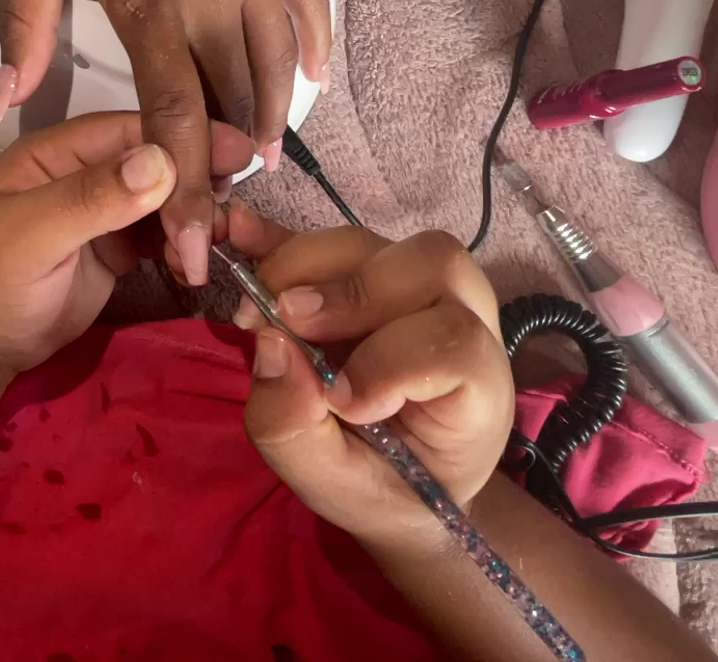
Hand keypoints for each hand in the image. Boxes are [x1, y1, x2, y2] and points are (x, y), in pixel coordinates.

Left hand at [0, 0, 331, 289]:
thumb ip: (22, 26)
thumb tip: (3, 102)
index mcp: (150, 3)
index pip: (173, 122)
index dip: (179, 195)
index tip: (189, 253)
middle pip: (235, 106)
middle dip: (229, 172)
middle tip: (224, 220)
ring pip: (279, 66)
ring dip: (270, 121)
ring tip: (258, 164)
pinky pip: (311, 7)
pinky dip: (312, 53)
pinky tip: (307, 84)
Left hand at [0, 112, 255, 378]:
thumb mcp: (32, 236)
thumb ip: (91, 198)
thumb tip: (161, 160)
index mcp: (56, 153)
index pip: (129, 131)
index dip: (180, 138)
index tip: (234, 151)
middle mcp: (84, 172)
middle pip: (154, 160)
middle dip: (195, 178)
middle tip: (235, 199)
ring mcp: (102, 210)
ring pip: (163, 197)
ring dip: (193, 215)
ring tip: (218, 238)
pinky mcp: (116, 247)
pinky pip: (161, 234)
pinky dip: (183, 244)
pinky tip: (196, 262)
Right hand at [224, 205, 514, 550]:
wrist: (395, 475)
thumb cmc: (380, 485)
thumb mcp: (336, 485)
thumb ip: (298, 429)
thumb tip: (271, 345)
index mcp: (477, 388)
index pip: (457, 344)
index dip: (392, 360)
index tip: (339, 400)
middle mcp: (460, 320)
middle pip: (428, 263)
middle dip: (351, 290)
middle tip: (288, 321)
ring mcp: (410, 286)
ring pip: (372, 242)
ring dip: (306, 264)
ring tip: (261, 307)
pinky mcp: (362, 270)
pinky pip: (322, 240)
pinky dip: (277, 236)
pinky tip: (240, 232)